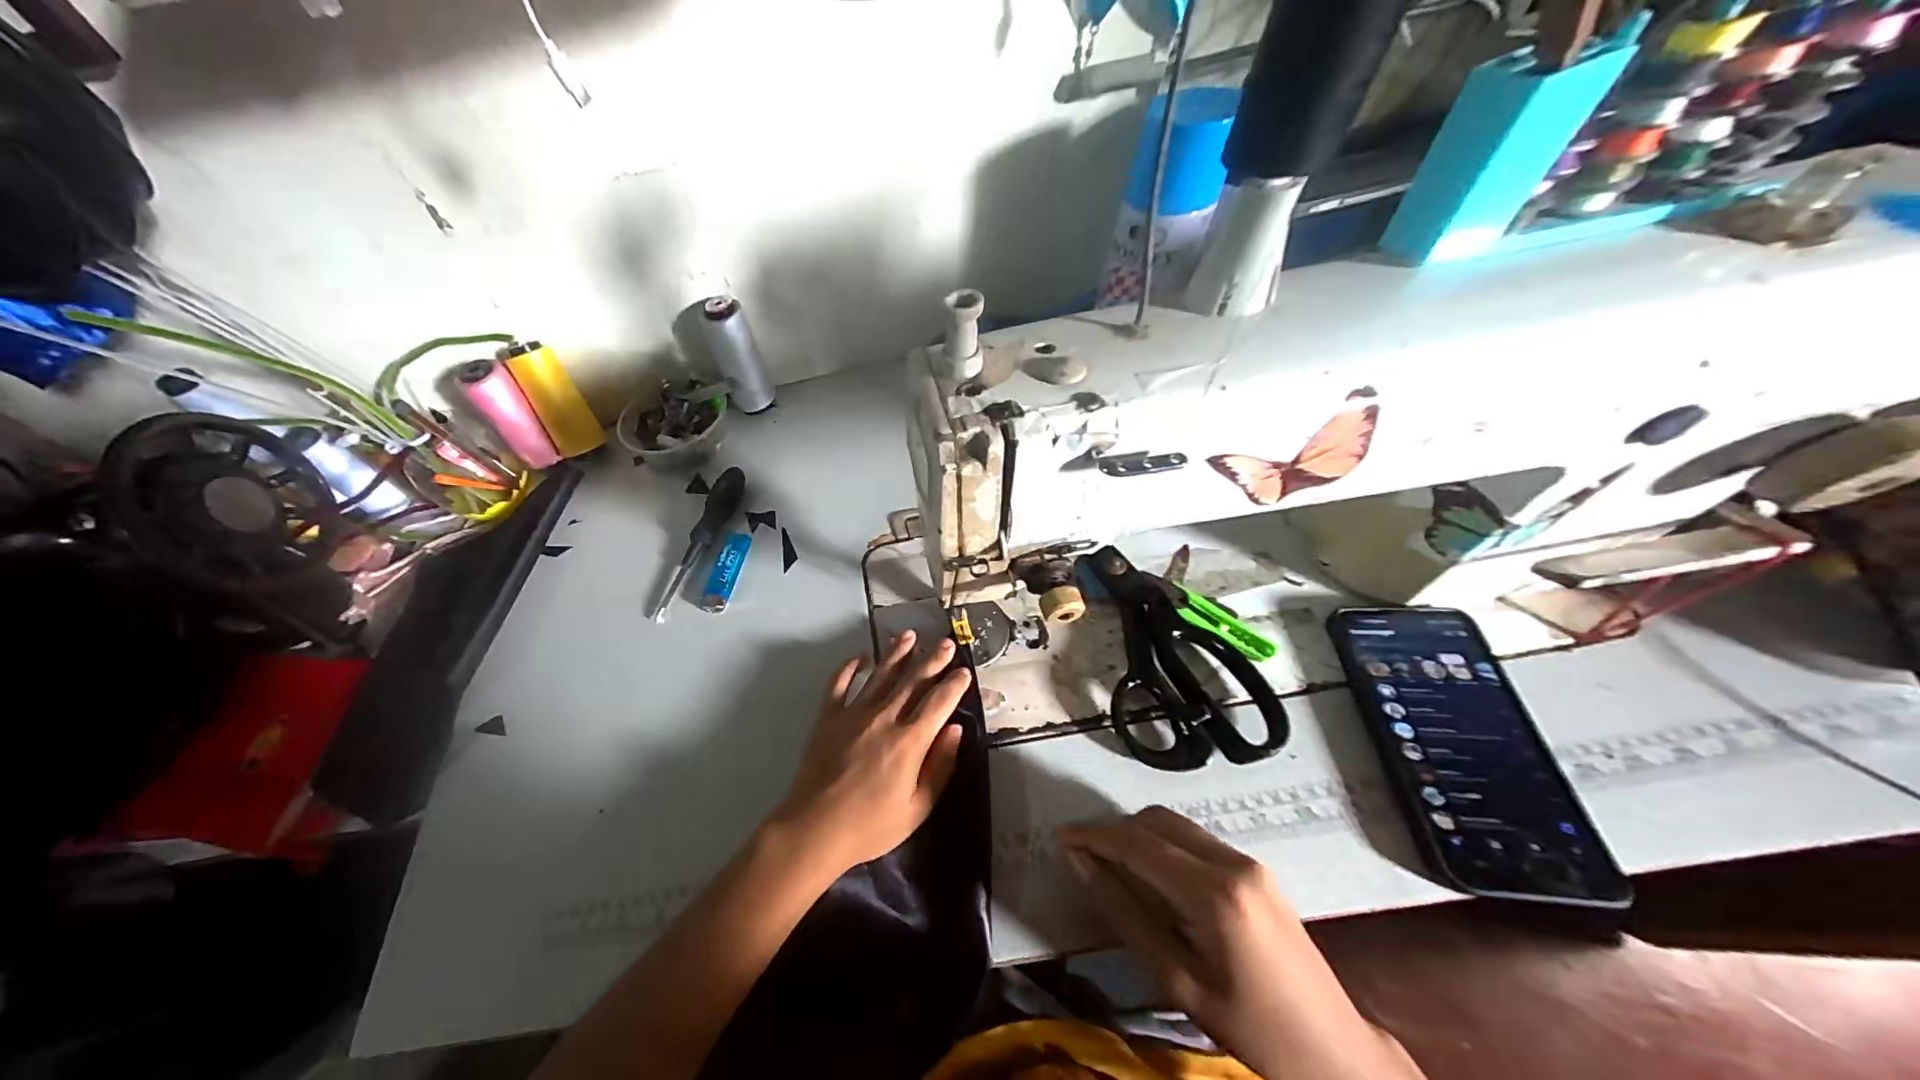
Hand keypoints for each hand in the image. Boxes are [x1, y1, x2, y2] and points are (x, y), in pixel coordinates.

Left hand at [770, 630, 971, 874]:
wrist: (814, 829)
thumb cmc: (870, 826)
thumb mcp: (918, 807)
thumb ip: (940, 766)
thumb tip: (955, 730)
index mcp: (910, 740)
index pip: (939, 701)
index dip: (955, 684)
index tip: (965, 671)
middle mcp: (884, 718)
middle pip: (913, 679)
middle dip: (933, 659)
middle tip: (946, 642)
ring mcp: (853, 714)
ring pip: (881, 674)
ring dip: (897, 653)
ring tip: (910, 635)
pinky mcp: (828, 717)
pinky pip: (839, 683)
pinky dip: (850, 667)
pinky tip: (860, 657)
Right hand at [1059, 807, 1424, 1079]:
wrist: (1333, 1051)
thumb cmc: (1251, 1030)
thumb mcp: (1176, 980)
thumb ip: (1126, 914)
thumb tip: (1083, 865)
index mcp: (1213, 892)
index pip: (1139, 844)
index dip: (1095, 836)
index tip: (1061, 838)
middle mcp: (1232, 861)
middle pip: (1157, 821)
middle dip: (1115, 831)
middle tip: (1082, 856)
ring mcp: (1249, 862)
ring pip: (1176, 826)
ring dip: (1138, 836)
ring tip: (1110, 867)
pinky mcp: (1256, 871)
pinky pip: (1195, 841)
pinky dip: (1163, 847)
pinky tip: (1151, 877)